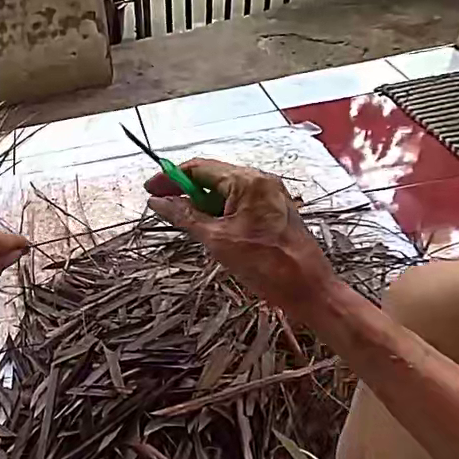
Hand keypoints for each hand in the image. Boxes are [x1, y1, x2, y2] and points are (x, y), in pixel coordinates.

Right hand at [145, 159, 336, 311]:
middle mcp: (260, 181)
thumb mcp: (217, 240)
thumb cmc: (266, 265)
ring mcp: (269, 195)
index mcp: (247, 181)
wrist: (309, 289)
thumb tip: (158, 202)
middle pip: (212, 176)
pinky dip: (218, 211)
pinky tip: (207, 227)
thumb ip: (185, 216)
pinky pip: (238, 202)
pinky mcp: (273, 210)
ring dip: (201, 203)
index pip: (199, 168)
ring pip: (224, 191)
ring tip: (182, 220)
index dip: (171, 177)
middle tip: (161, 204)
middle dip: (184, 190)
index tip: (150, 190)